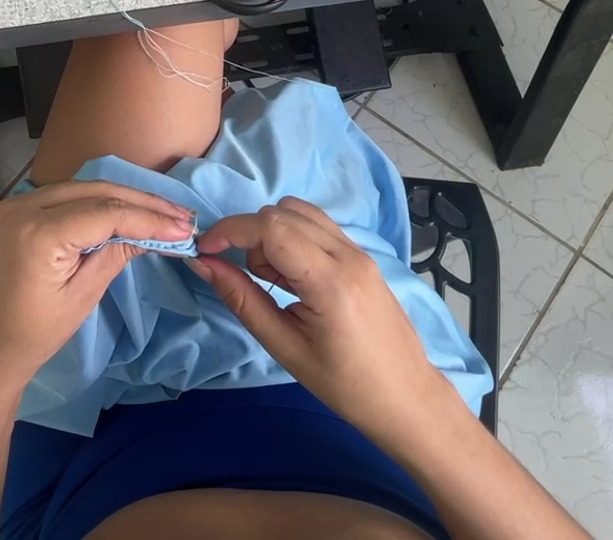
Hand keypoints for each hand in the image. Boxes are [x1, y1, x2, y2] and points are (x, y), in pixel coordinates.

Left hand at [0, 182, 194, 392]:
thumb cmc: (35, 333)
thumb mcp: (82, 296)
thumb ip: (116, 255)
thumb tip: (156, 233)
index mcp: (39, 232)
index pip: (106, 213)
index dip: (149, 218)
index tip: (185, 227)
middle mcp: (24, 206)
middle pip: (95, 191)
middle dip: (141, 202)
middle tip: (182, 215)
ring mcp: (15, 203)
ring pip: (81, 188)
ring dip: (122, 198)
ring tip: (161, 212)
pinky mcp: (14, 208)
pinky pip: (63, 195)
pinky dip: (95, 201)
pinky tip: (123, 210)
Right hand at [190, 196, 455, 440]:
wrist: (409, 402)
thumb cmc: (345, 386)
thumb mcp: (285, 348)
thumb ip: (241, 299)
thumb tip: (202, 263)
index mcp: (330, 282)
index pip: (270, 227)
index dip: (230, 231)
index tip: (205, 250)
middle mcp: (348, 255)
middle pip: (280, 213)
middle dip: (249, 235)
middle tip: (247, 278)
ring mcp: (359, 252)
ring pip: (298, 211)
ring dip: (270, 232)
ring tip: (272, 277)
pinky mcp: (362, 255)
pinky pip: (315, 224)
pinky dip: (291, 235)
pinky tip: (292, 274)